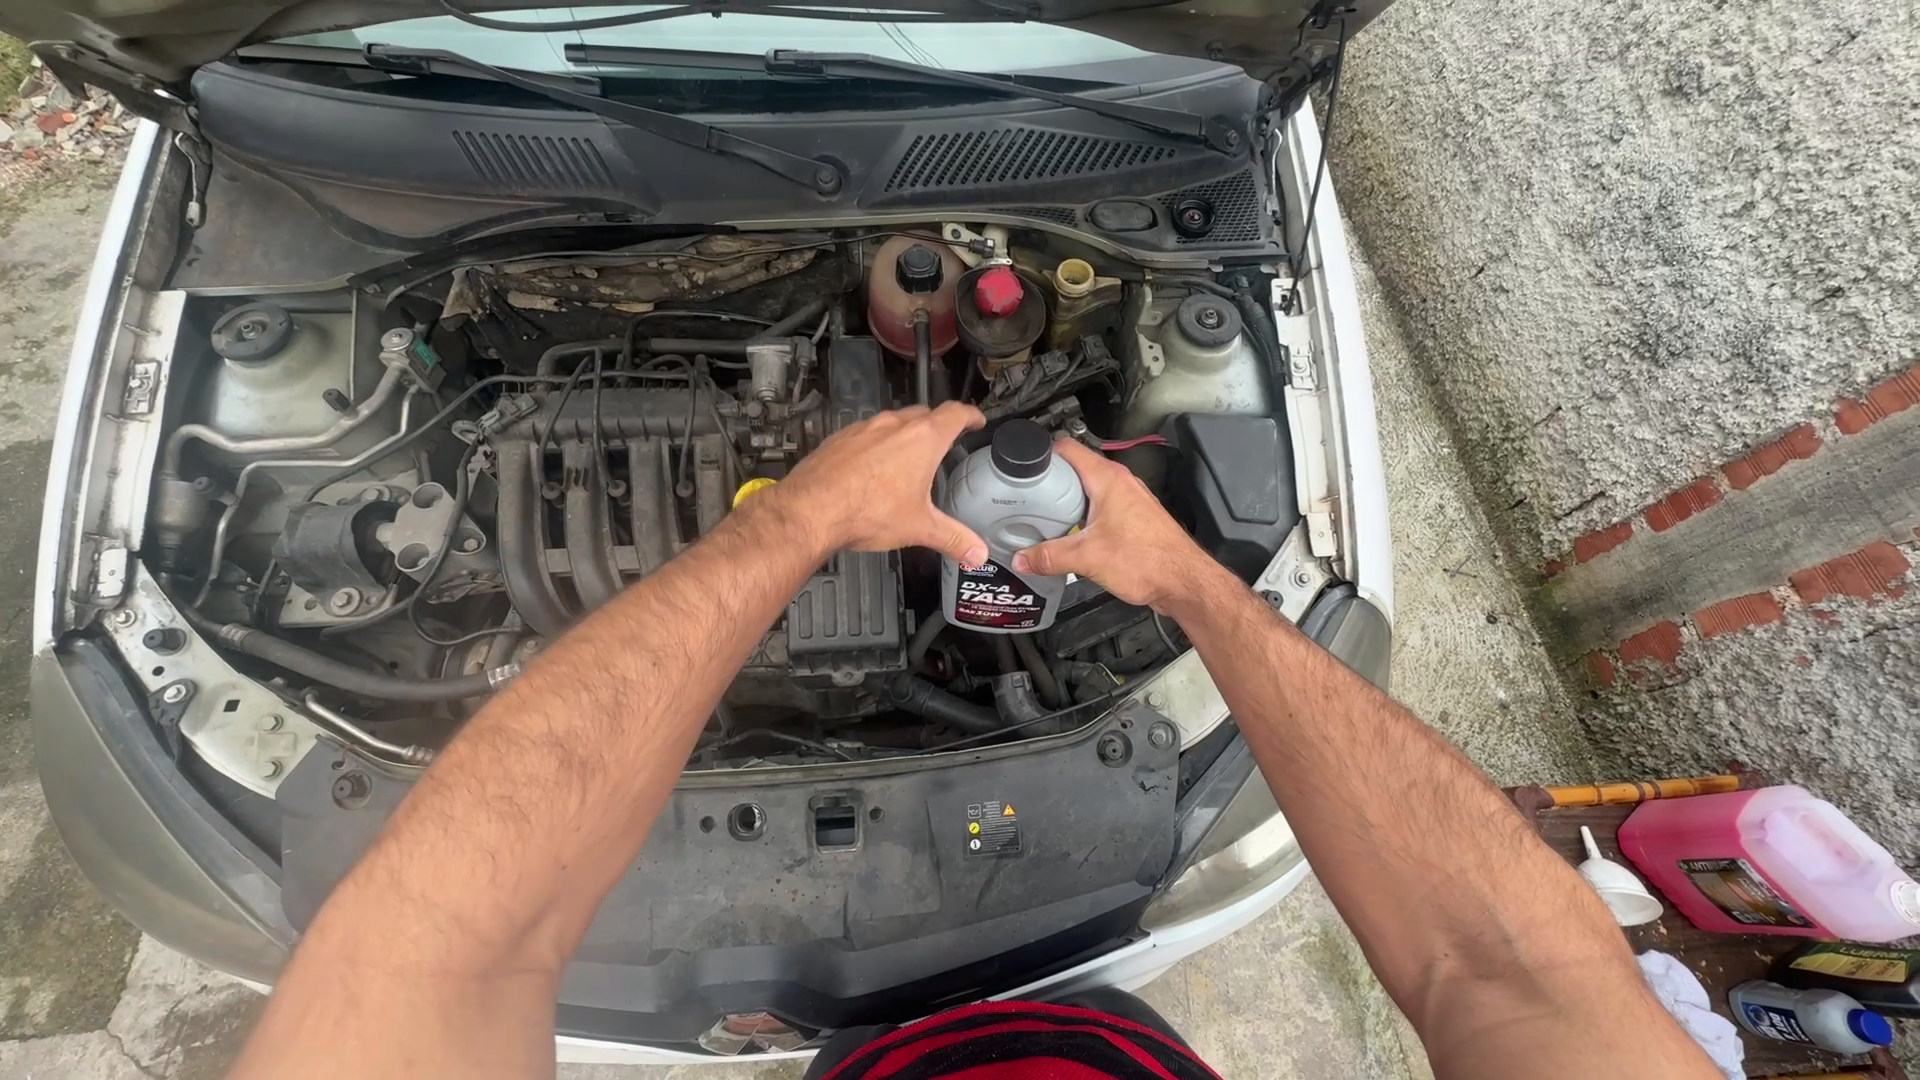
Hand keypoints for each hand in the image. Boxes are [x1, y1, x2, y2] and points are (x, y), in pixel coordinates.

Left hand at [772, 402, 988, 563]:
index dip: (970, 414)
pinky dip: (875, 444)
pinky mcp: (839, 440)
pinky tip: (872, 467)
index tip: (975, 418)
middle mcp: (893, 426)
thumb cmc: (865, 510)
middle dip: (938, 423)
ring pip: (892, 422)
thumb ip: (953, 538)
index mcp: (922, 440)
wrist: (810, 509)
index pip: (954, 414)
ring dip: (904, 433)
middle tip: (945, 437)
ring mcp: (863, 430)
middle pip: (924, 413)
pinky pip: (864, 434)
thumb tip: (976, 552)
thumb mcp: (919, 527)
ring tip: (908, 455)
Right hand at [1012, 438, 1210, 609]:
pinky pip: (1101, 508)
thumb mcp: (1087, 558)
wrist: (1183, 582)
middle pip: (1075, 470)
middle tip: (1029, 500)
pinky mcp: (1133, 518)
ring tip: (1047, 520)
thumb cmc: (1151, 561)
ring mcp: (1129, 500)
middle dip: (1051, 484)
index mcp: (1109, 480)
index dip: (1042, 454)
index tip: (1024, 468)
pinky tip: (1074, 538)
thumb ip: (1049, 557)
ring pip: (1089, 491)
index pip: (1068, 448)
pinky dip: (1084, 518)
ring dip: (1067, 503)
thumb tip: (1023, 558)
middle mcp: (1121, 483)